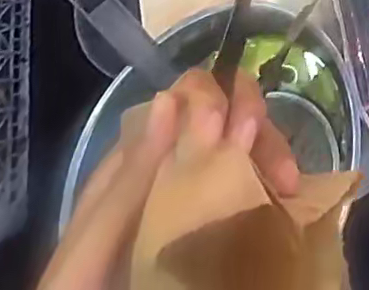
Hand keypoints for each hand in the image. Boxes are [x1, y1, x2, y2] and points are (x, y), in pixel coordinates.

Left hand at [39, 69, 299, 289]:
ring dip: (270, 149)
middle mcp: (170, 161)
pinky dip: (272, 182)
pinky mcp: (214, 220)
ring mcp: (195, 190)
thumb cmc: (80, 288)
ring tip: (288, 182)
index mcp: (138, 156)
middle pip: (223, 115)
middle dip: (255, 123)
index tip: (243, 127)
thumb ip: (129, 177)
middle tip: (279, 163)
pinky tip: (287, 197)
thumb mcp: (94, 239)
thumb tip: (169, 97)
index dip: (219, 99)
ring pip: (241, 143)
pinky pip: (249, 185)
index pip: (185, 98)